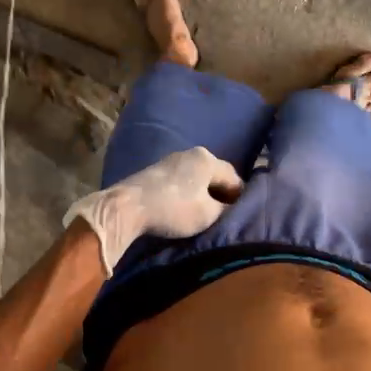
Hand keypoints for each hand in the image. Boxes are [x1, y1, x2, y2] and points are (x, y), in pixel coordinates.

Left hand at [65, 147, 243, 273]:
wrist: (129, 206)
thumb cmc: (173, 209)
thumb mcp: (207, 215)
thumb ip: (226, 210)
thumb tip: (234, 209)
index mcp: (207, 159)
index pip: (234, 178)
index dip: (240, 198)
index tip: (241, 216)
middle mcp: (192, 153)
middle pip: (216, 175)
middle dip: (222, 195)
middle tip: (225, 216)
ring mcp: (173, 159)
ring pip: (199, 177)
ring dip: (205, 193)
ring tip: (206, 214)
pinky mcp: (158, 170)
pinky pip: (183, 180)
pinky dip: (190, 192)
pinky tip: (186, 207)